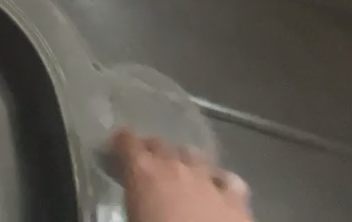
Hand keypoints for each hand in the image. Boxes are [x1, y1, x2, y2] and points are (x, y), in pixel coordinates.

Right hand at [112, 130, 251, 221]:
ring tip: (183, 174)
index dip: (121, 144)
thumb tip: (132, 190)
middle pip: (159, 143)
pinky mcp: (235, 199)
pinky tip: (218, 190)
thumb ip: (131, 191)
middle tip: (149, 168)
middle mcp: (173, 164)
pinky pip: (231, 180)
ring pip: (193, 154)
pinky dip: (222, 181)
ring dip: (184, 160)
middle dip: (152, 152)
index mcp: (142, 168)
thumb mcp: (131, 212)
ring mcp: (206, 179)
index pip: (126, 139)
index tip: (117, 154)